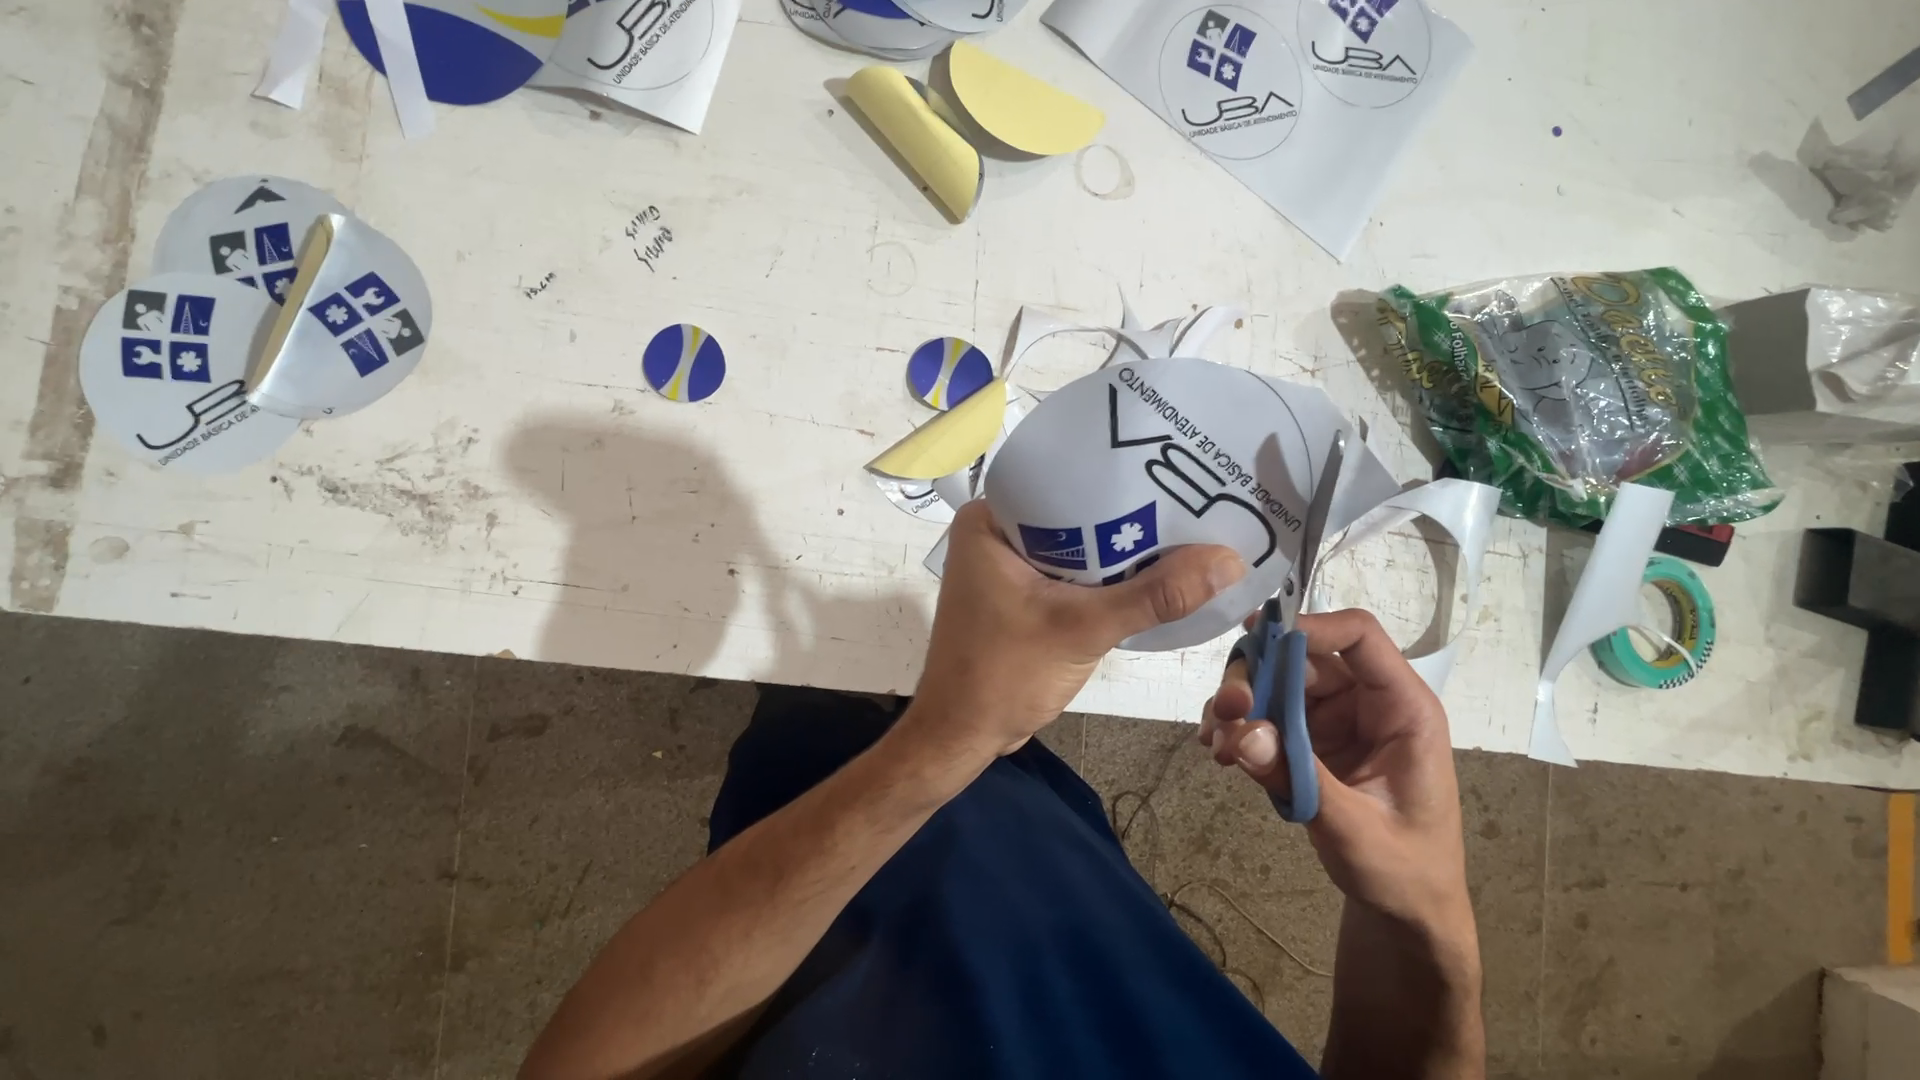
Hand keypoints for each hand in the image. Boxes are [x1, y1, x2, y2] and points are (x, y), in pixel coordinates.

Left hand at [905, 500, 1245, 760]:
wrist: (963, 735)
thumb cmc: (1004, 675)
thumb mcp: (1084, 629)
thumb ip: (1155, 597)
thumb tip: (1230, 560)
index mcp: (990, 519)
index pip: (1065, 479)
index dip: (1123, 477)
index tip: (1179, 471)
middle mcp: (997, 532)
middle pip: (1077, 513)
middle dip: (1132, 516)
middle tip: (1199, 500)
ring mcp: (1009, 566)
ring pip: (1080, 545)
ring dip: (1124, 551)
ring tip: (1192, 532)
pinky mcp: (1024, 594)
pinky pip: (1074, 574)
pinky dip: (1108, 579)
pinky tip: (1157, 576)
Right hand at [1200, 609, 1471, 938]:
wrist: (1404, 910)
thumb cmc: (1402, 870)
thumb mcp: (1355, 830)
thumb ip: (1299, 778)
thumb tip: (1242, 732)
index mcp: (1403, 709)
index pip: (1360, 637)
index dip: (1309, 627)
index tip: (1253, 639)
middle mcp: (1366, 702)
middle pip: (1301, 658)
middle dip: (1255, 677)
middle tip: (1223, 713)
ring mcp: (1335, 718)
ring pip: (1277, 683)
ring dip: (1239, 704)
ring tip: (1215, 742)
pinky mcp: (1309, 739)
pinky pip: (1267, 714)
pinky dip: (1239, 726)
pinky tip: (1221, 751)